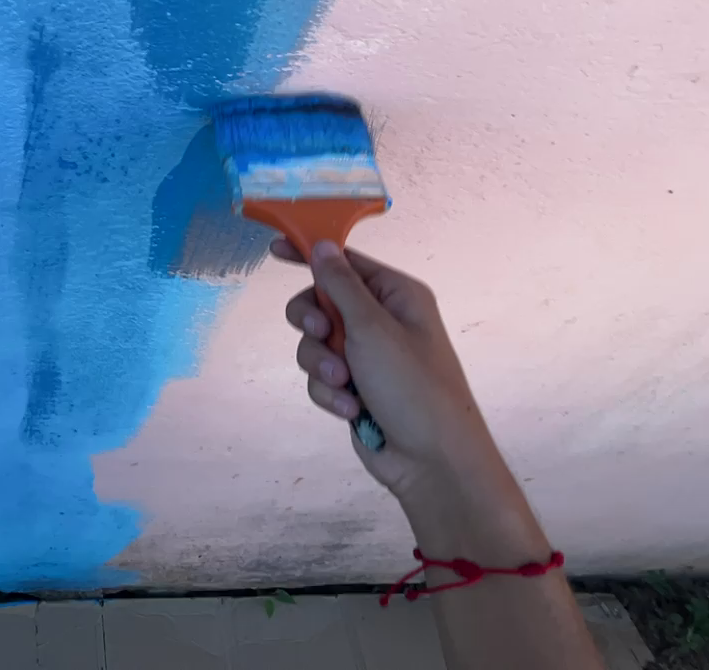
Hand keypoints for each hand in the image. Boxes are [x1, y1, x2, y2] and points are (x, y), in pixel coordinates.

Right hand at [277, 239, 515, 510]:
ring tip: (344, 384)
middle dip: (313, 322)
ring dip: (322, 363)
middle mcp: (379, 319)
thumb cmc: (412, 386)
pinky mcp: (352, 385)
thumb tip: (321, 245)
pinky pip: (320, 374)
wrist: (432, 463)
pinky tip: (351, 409)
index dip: (309, 254)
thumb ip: (340, 284)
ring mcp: (365, 354)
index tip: (275, 249)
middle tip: (320, 332)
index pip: (344, 261)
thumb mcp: (372, 328)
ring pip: (314, 341)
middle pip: (320, 301)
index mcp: (395, 296)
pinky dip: (329, 391)